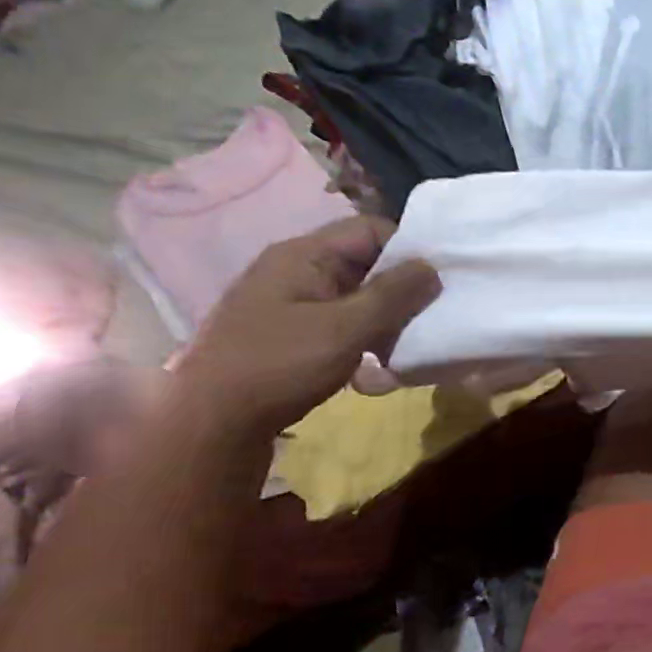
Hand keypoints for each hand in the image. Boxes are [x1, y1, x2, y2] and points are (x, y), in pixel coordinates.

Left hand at [174, 216, 440, 431]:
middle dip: (398, 289)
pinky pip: (336, 323)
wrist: (214, 422)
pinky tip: (375, 364)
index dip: (407, 249)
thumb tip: (431, 267)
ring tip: (404, 345)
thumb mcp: (344, 329)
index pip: (369, 229)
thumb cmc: (280, 366)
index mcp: (303, 254)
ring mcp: (287, 303)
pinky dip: (360, 337)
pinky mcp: (286, 335)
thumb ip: (391, 296)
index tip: (438, 282)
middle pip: (362, 262)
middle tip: (427, 319)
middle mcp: (294, 270)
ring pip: (351, 296)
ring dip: (381, 318)